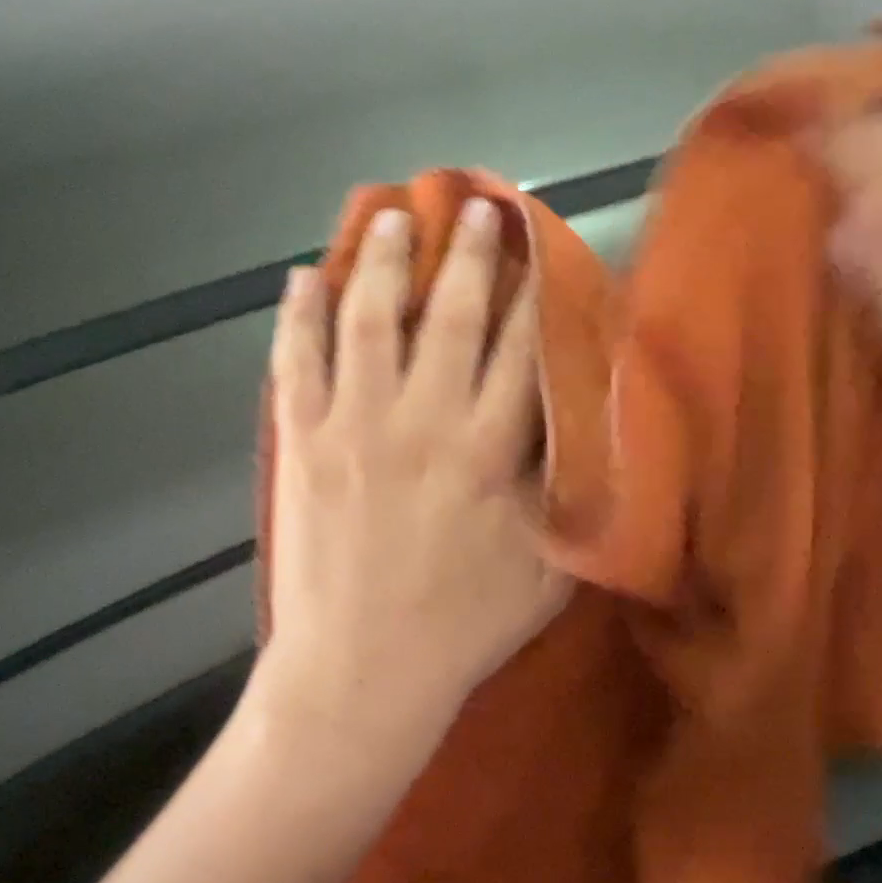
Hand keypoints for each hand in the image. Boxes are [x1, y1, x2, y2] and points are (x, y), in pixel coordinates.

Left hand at [252, 200, 572, 740]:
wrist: (360, 676)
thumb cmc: (465, 625)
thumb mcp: (549, 569)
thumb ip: (570, 492)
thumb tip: (585, 425)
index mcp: (490, 451)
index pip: (525, 348)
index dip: (540, 291)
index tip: (549, 248)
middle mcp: (425, 420)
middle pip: (455, 315)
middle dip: (472, 254)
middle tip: (481, 206)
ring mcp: (354, 425)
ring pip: (371, 319)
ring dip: (384, 261)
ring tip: (394, 216)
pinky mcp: (302, 441)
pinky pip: (296, 360)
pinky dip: (298, 314)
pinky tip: (304, 277)